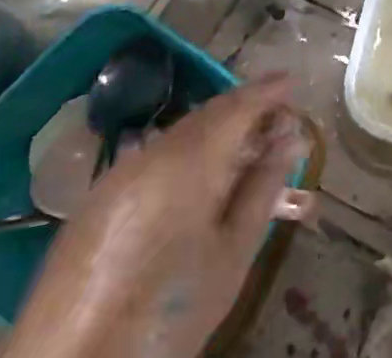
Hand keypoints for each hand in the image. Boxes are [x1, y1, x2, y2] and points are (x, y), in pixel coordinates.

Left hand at [2, 75, 306, 357]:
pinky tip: (200, 180)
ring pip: (179, 135)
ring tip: (246, 151)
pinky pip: (154, 157)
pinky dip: (187, 153)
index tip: (293, 82)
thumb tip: (290, 138)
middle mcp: (152, 153)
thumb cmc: (169, 309)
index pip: (237, 106)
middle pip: (207, 115)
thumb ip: (263, 187)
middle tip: (278, 121)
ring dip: (216, 132)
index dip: (268, 91)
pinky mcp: (98, 198)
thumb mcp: (232, 252)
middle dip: (245, 110)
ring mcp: (119, 173)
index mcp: (189, 160)